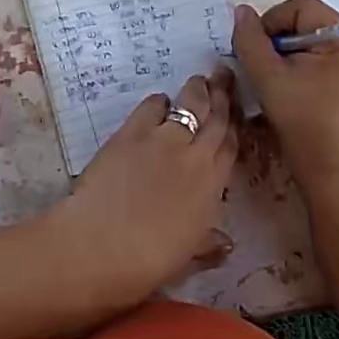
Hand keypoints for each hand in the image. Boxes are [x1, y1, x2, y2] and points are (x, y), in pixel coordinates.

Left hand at [46, 68, 238, 299]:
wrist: (102, 245)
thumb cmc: (147, 262)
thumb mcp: (185, 259)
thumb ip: (207, 247)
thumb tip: (226, 245)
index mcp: (212, 188)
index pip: (231, 147)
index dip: (235, 126)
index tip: (236, 112)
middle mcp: (195, 156)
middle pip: (216, 118)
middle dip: (223, 95)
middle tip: (224, 76)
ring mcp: (164, 139)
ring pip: (190, 104)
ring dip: (197, 90)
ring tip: (201, 79)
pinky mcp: (133, 131)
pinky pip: (152, 106)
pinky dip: (159, 101)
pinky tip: (159, 101)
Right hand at [231, 0, 338, 184]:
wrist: (320, 156)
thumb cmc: (297, 114)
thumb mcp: (265, 73)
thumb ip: (250, 39)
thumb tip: (241, 11)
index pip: (298, 6)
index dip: (272, 22)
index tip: (257, 49)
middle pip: (299, 16)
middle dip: (274, 35)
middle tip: (261, 61)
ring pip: (299, 32)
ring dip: (278, 46)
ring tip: (268, 70)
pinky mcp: (334, 67)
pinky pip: (305, 46)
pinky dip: (287, 56)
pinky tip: (279, 76)